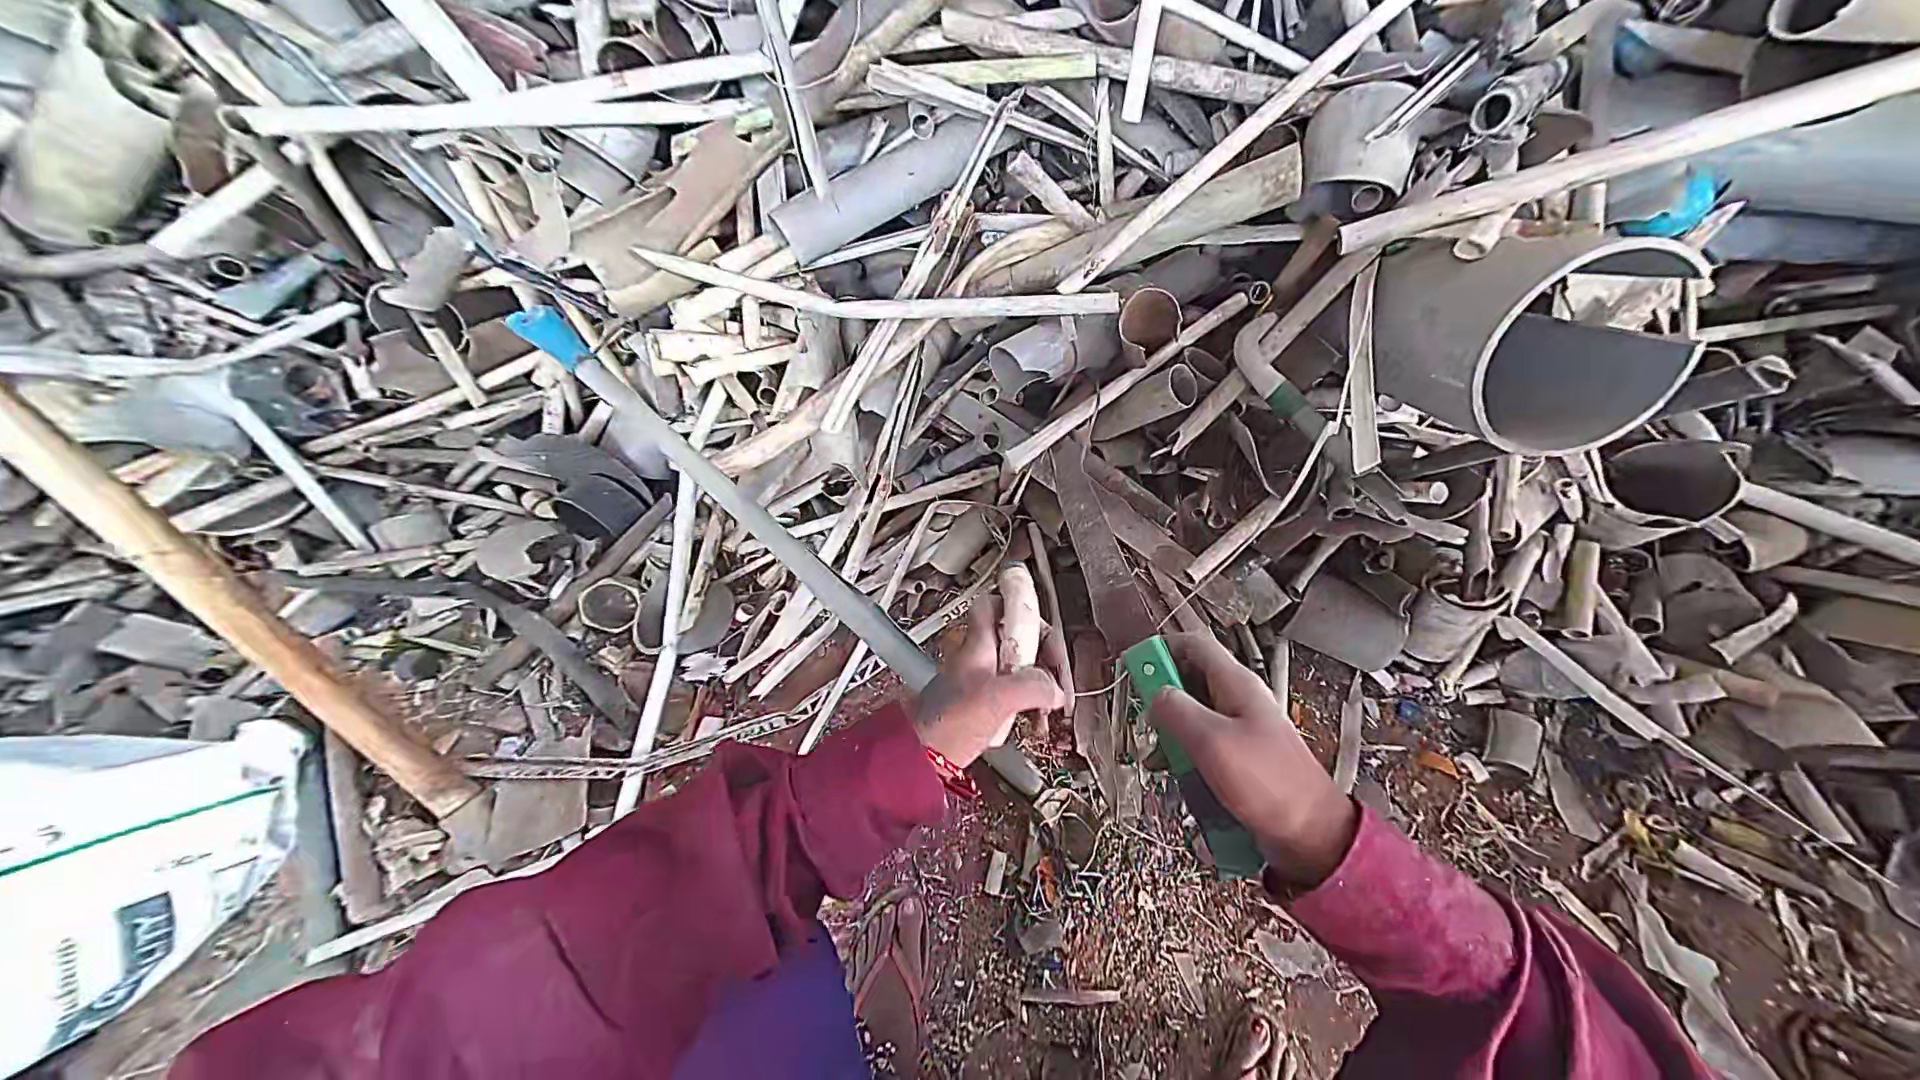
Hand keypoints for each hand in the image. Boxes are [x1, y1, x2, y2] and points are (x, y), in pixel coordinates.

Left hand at [912, 597, 1067, 767]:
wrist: (920, 756)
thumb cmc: (945, 723)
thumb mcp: (997, 698)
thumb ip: (1032, 686)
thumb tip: (1055, 688)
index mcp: (977, 645)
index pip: (993, 604)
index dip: (1017, 605)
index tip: (1040, 621)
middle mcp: (977, 657)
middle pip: (1015, 636)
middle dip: (1041, 650)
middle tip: (1055, 670)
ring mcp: (979, 680)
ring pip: (1017, 665)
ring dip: (1038, 678)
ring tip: (1051, 696)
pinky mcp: (980, 704)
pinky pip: (1012, 692)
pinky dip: (1028, 700)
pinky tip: (1036, 715)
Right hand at [1147, 632, 1357, 886]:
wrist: (1312, 836)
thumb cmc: (1266, 784)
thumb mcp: (1212, 741)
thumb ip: (1176, 711)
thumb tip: (1154, 694)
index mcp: (1236, 684)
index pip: (1193, 645)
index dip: (1161, 649)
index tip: (1135, 668)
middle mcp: (1237, 699)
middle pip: (1189, 679)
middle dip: (1161, 698)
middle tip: (1147, 721)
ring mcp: (1239, 728)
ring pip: (1191, 714)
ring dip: (1170, 732)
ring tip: (1159, 757)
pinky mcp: (1238, 756)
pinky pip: (1201, 743)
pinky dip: (1184, 754)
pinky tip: (1176, 774)